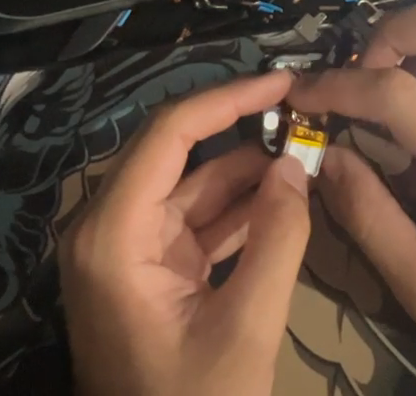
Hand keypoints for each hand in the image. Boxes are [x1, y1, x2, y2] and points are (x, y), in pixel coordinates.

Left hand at [61, 71, 311, 395]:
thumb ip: (277, 241)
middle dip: (242, 130)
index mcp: (113, 234)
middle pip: (178, 151)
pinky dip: (240, 206)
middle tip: (302, 112)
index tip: (282, 82)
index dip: (228, 99)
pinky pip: (197, 218)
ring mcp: (128, 247)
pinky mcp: (149, 266)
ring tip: (306, 150)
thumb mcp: (245, 331)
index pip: (169, 134)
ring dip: (249, 169)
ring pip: (192, 183)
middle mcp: (109, 226)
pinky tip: (286, 195)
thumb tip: (298, 164)